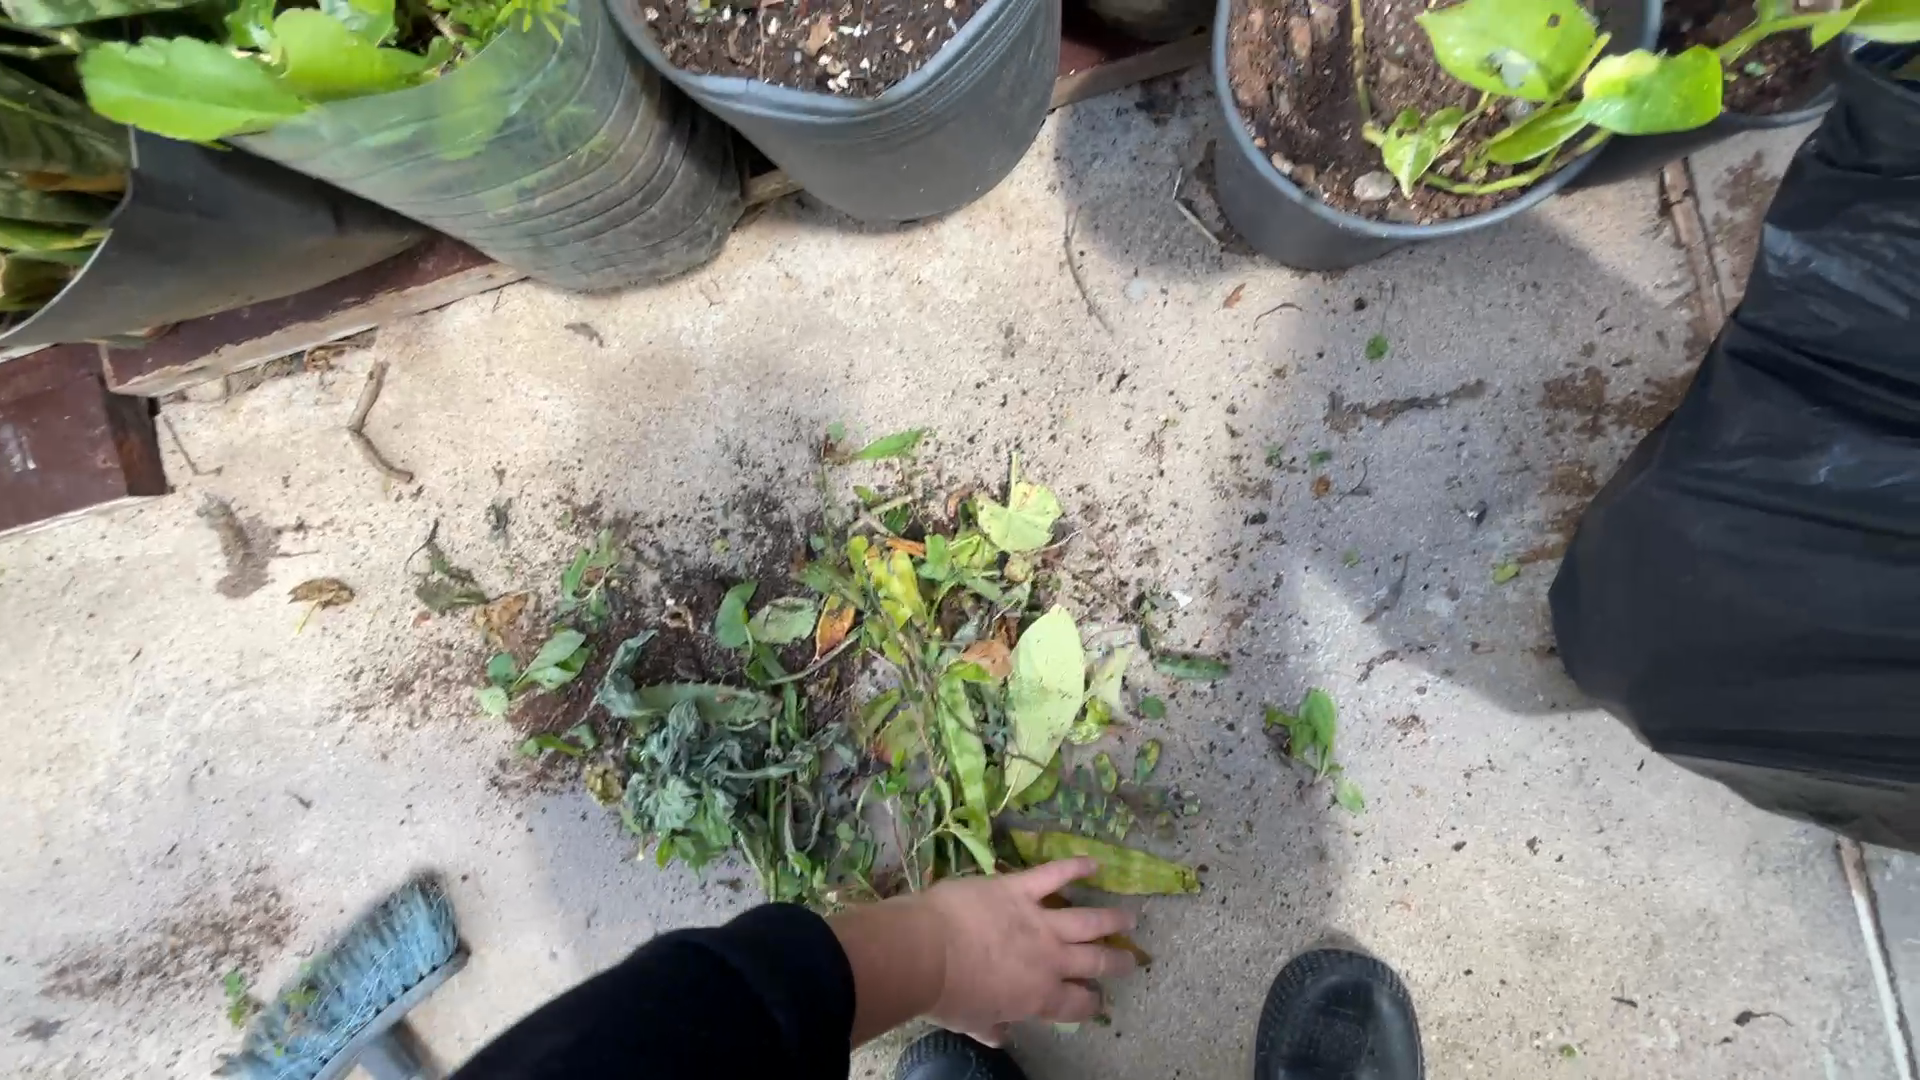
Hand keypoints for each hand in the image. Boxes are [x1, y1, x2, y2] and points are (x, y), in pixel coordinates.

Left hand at [919, 857, 1138, 1044]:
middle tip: (1132, 958)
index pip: (1076, 1004)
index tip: (1097, 999)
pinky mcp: (1019, 888)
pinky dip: (1075, 866)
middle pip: (1093, 960)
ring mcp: (1037, 920)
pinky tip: (1094, 861)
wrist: (927, 951)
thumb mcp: (972, 1022)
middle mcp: (1048, 959)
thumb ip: (992, 1027)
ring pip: (1086, 919)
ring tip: (1130, 916)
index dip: (1090, 1003)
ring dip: (1111, 918)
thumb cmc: (946, 995)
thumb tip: (1002, 1036)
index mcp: (1038, 997)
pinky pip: (1053, 874)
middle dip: (1115, 961)